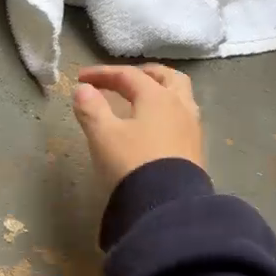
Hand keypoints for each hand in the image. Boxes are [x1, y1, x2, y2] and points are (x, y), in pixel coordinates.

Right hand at [71, 64, 204, 190]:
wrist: (164, 201)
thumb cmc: (131, 163)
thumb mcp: (103, 136)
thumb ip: (91, 110)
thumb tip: (82, 89)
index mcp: (156, 96)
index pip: (128, 75)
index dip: (103, 74)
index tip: (80, 78)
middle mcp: (179, 104)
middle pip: (164, 77)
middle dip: (140, 74)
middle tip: (121, 80)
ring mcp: (191, 126)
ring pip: (179, 96)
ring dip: (160, 90)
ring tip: (144, 100)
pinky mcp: (194, 147)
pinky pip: (182, 117)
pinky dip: (167, 112)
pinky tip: (157, 126)